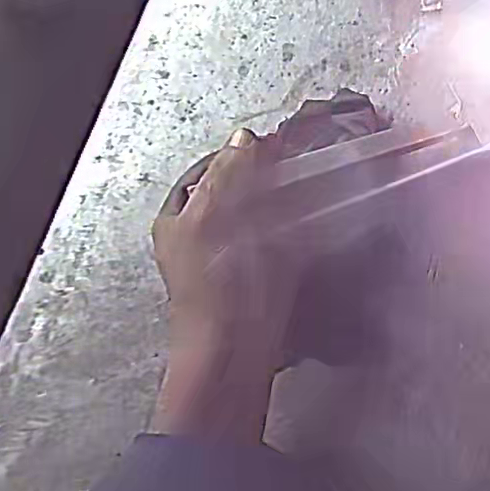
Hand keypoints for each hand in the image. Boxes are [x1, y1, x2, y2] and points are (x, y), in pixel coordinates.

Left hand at [153, 127, 294, 370]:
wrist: (234, 351)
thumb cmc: (215, 287)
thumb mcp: (212, 218)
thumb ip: (226, 175)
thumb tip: (243, 140)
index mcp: (179, 218)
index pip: (209, 169)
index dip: (238, 154)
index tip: (271, 147)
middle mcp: (204, 233)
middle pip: (236, 189)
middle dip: (265, 175)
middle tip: (293, 165)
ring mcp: (234, 254)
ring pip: (260, 210)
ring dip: (283, 197)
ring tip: (306, 188)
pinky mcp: (260, 271)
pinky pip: (278, 234)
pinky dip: (294, 222)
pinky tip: (310, 219)